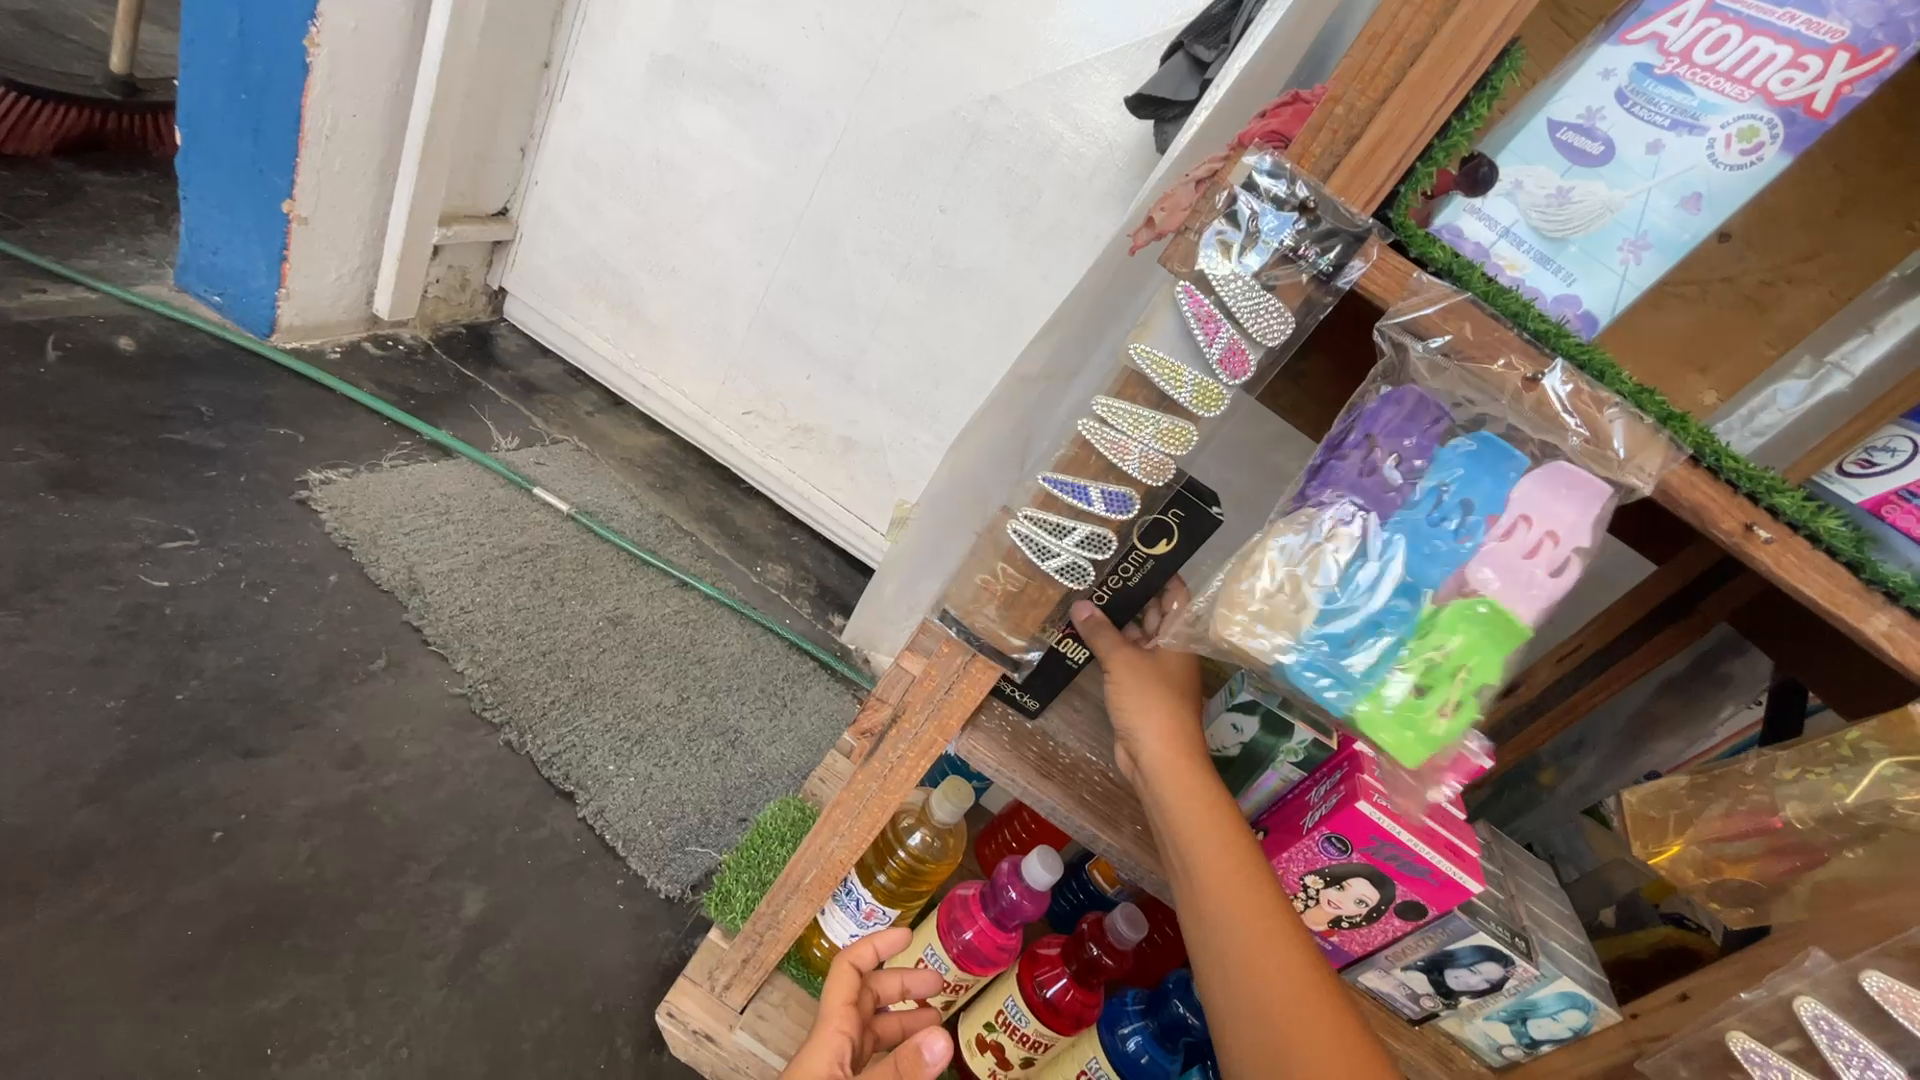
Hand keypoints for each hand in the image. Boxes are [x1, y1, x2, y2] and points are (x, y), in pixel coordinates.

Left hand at [780, 927, 953, 1079]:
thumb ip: (899, 1070)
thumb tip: (943, 1035)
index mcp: (830, 1033)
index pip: (850, 970)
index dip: (877, 945)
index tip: (909, 933)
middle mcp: (832, 1045)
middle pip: (867, 999)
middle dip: (903, 985)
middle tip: (941, 985)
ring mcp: (834, 1071)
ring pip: (872, 1034)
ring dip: (904, 1023)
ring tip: (938, 1024)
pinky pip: (870, 1065)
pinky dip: (896, 1059)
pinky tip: (917, 1066)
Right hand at [1070, 577, 1206, 786]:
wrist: (1159, 759)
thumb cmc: (1150, 702)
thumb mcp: (1122, 661)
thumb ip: (1101, 631)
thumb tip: (1081, 603)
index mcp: (1179, 636)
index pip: (1174, 595)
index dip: (1159, 573)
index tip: (1135, 552)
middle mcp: (1171, 649)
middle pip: (1153, 614)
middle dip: (1130, 595)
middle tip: (1099, 571)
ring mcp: (1155, 671)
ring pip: (1135, 638)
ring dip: (1115, 622)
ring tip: (1085, 594)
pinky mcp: (1138, 690)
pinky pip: (1123, 660)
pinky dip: (1108, 647)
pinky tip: (1084, 633)